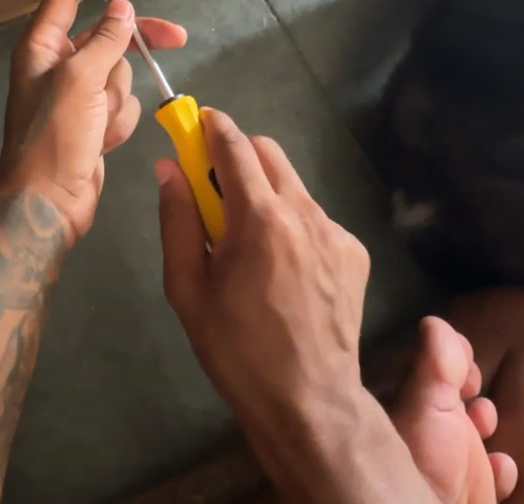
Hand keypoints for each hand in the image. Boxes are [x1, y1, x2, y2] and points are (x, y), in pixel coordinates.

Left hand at [0, 0, 186, 237]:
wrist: (50, 203)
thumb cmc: (54, 135)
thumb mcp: (80, 79)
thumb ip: (106, 41)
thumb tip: (124, 11)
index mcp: (41, 48)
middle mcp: (57, 66)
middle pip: (107, 36)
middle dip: (134, 45)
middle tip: (176, 37)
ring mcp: (77, 97)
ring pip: (120, 74)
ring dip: (118, 98)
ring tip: (99, 121)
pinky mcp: (94, 123)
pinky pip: (122, 106)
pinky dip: (119, 122)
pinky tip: (103, 141)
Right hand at [158, 109, 432, 502]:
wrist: (310, 404)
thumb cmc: (236, 348)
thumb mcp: (188, 287)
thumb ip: (177, 219)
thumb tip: (169, 168)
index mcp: (260, 219)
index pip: (234, 145)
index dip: (211, 125)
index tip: (195, 119)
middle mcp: (304, 212)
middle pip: (268, 151)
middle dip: (239, 154)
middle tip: (215, 187)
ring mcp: (336, 231)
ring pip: (293, 183)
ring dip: (265, 190)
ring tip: (250, 239)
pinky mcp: (355, 251)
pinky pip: (315, 216)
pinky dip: (293, 222)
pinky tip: (284, 267)